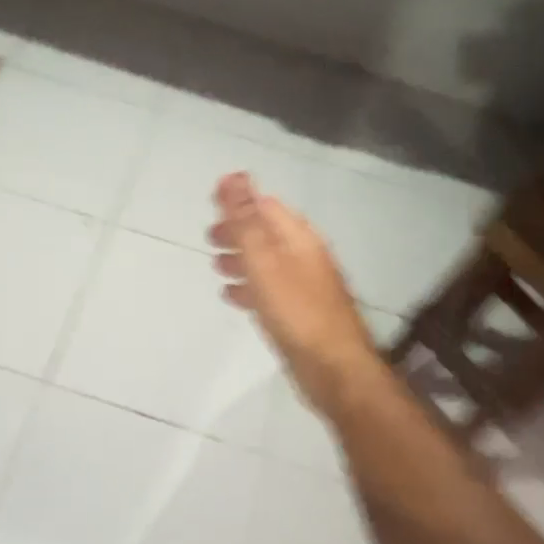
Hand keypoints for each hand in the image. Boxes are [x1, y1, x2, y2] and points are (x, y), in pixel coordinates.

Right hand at [209, 172, 382, 412]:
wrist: (334, 368)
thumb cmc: (296, 310)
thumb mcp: (264, 260)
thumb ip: (246, 220)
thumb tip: (233, 176)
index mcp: (299, 239)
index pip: (267, 207)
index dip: (240, 202)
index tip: (211, 202)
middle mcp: (305, 257)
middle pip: (268, 235)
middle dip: (238, 232)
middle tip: (209, 237)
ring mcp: (304, 287)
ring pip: (268, 264)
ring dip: (242, 260)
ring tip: (215, 265)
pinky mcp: (300, 315)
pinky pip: (270, 291)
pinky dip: (250, 287)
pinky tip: (233, 297)